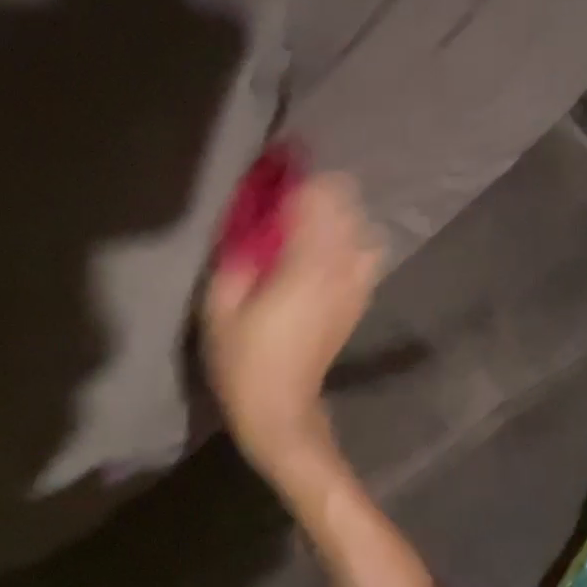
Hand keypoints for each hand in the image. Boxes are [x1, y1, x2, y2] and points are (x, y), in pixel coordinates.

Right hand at [203, 173, 382, 476]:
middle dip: (318, 192)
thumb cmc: (244, 363)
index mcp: (305, 264)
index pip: (317, 195)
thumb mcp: (219, 307)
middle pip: (347, 202)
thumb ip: (237, 255)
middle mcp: (340, 268)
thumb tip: (251, 222)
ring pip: (363, 227)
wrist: (281, 412)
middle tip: (286, 202)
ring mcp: (356, 286)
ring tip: (308, 227)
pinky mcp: (358, 302)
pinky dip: (350, 243)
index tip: (272, 175)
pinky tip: (324, 256)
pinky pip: (367, 256)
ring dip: (338, 218)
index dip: (296, 176)